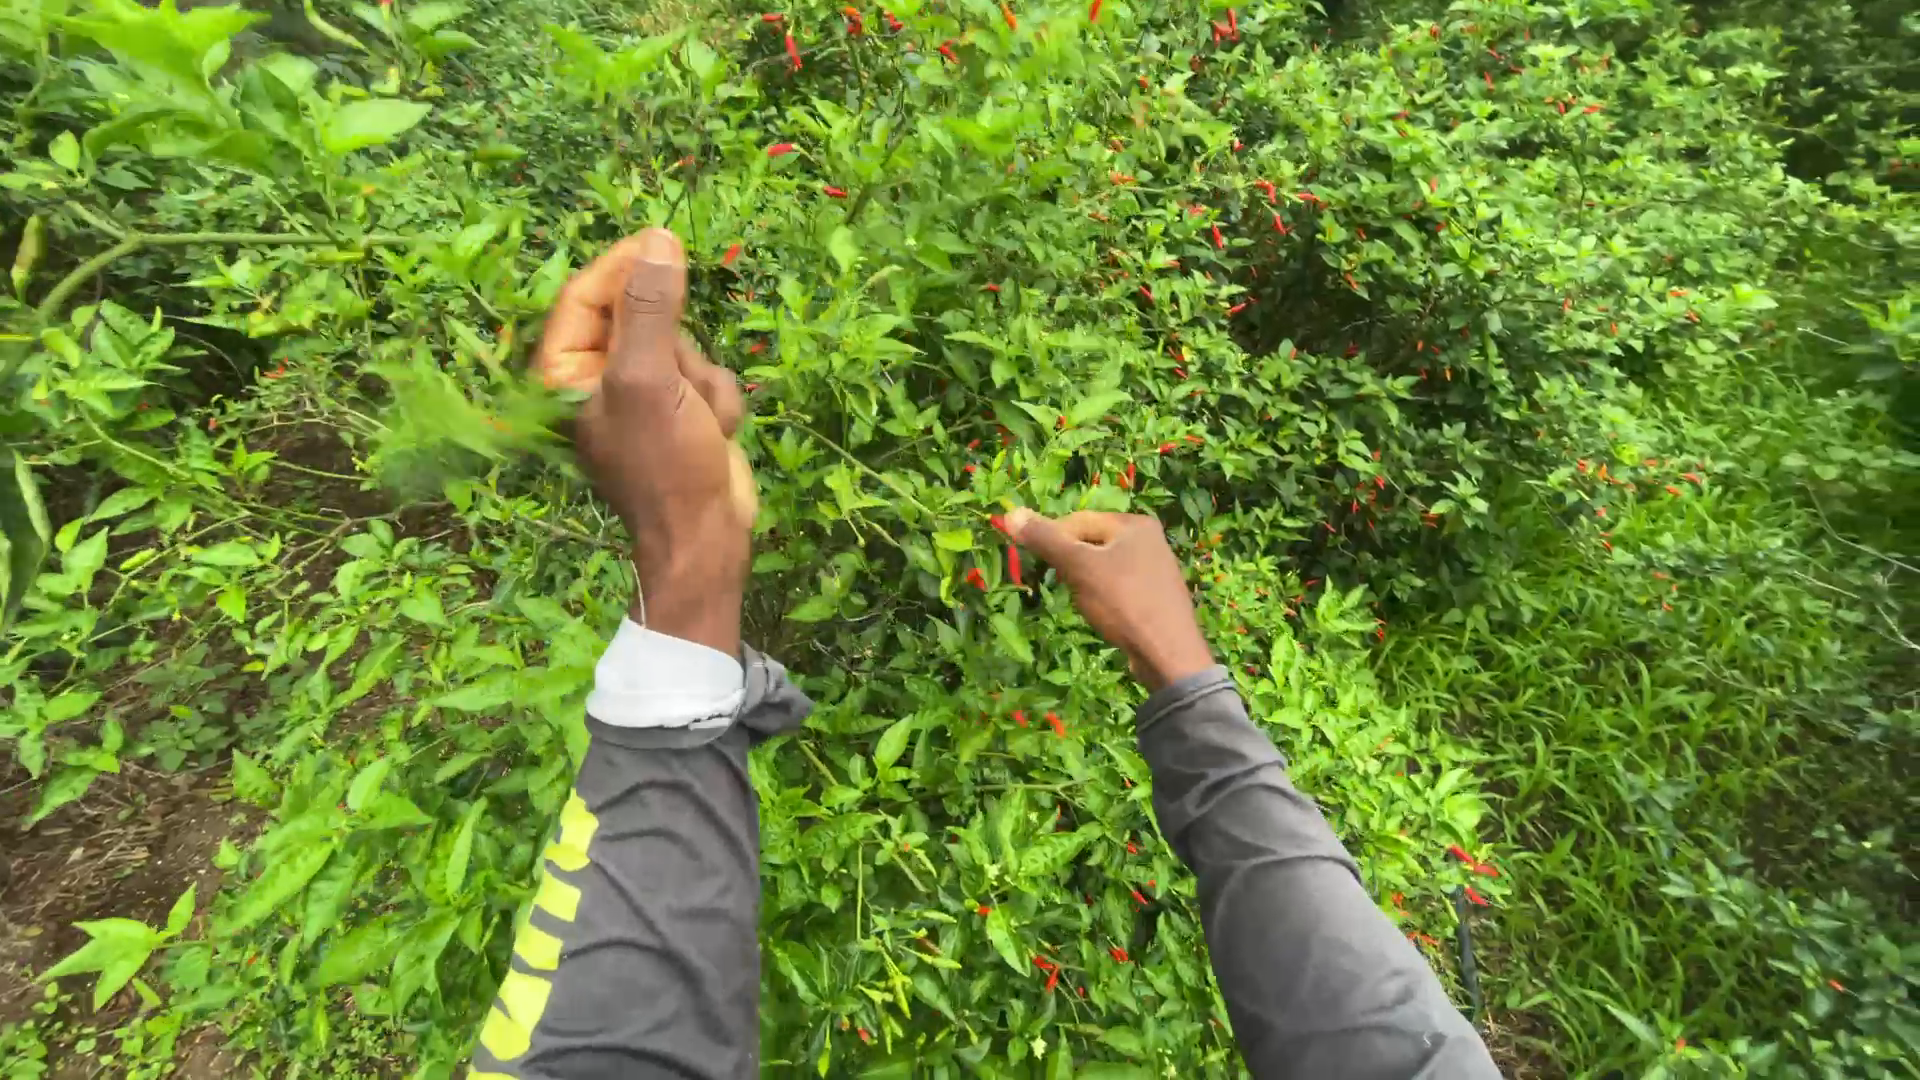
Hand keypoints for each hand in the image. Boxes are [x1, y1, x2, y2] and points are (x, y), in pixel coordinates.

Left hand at [536, 228, 755, 653]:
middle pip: (646, 321)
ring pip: (688, 349)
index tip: (663, 240)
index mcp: (567, 371)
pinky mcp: (685, 411)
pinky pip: (709, 378)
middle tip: (682, 390)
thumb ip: (652, 308)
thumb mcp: (652, 380)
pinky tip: (716, 434)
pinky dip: (720, 403)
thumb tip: (658, 240)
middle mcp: (602, 378)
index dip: (624, 267)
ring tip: (701, 424)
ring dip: (704, 383)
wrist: (708, 534)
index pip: (587, 296)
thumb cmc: (667, 464)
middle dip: (679, 353)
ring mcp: (648, 395)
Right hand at [1004, 508, 1213, 691]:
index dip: (1053, 540)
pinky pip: (1118, 584)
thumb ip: (1046, 539)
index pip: (1077, 520)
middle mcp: (1148, 538)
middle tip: (1064, 586)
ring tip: (1084, 602)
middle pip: (1091, 541)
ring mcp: (1154, 567)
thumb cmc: (1123, 602)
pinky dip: (1103, 594)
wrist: (1169, 654)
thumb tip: (1011, 513)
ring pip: (1102, 564)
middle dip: (1071, 563)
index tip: (1042, 565)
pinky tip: (1102, 612)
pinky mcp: (1154, 594)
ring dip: (1083, 580)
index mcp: (1134, 524)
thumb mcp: (1079, 567)